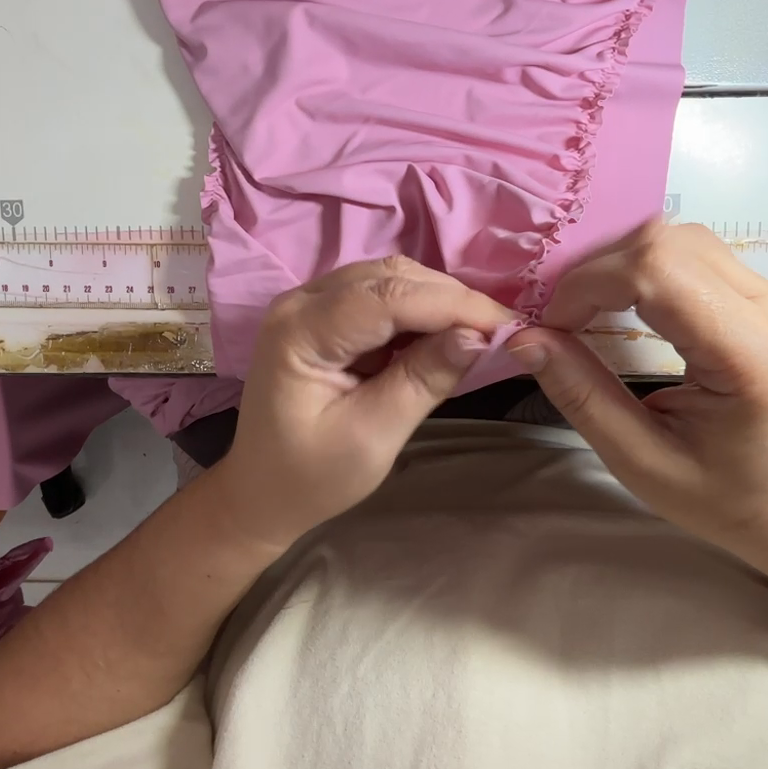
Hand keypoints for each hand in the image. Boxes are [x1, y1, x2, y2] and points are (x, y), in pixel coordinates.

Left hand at [214, 256, 515, 548]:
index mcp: (300, 333)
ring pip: (387, 278)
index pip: (386, 298)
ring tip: (480, 330)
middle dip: (449, 298)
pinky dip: (418, 309)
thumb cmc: (311, 477)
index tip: (506, 324)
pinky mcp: (323, 314)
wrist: (261, 491)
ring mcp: (309, 303)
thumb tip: (477, 337)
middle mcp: (300, 302)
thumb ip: (422, 381)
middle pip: (388, 277)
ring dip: (437, 299)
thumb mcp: (373, 437)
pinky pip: (379, 295)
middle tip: (502, 328)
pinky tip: (445, 331)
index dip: (451, 304)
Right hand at [506, 221, 767, 548]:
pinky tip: (620, 303)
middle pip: (667, 242)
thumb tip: (524, 338)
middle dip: (598, 270)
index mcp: (751, 356)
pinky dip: (639, 267)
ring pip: (676, 238)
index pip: (660, 271)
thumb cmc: (723, 497)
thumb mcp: (639, 462)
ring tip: (587, 309)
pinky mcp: (760, 292)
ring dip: (617, 264)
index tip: (553, 327)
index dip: (591, 284)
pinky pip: (688, 253)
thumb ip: (581, 395)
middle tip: (564, 319)